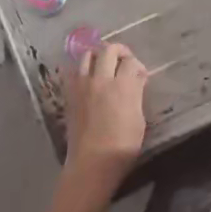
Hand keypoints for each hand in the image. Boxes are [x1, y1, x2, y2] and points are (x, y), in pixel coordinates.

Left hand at [63, 42, 148, 171]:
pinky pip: (73, 71)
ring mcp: (82, 85)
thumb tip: (135, 80)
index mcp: (122, 86)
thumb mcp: (138, 119)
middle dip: (119, 51)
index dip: (138, 65)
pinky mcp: (70, 94)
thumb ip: (136, 95)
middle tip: (124, 61)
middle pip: (108, 50)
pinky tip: (87, 78)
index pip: (131, 61)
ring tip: (104, 66)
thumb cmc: (123, 146)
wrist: (93, 161)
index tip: (141, 74)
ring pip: (87, 55)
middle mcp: (100, 79)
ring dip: (98, 56)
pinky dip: (81, 69)